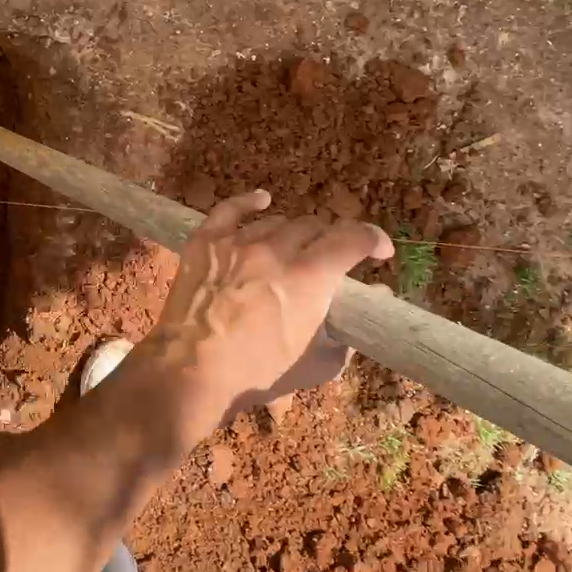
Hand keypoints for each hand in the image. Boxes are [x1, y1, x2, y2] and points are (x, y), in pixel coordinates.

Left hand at [127, 190, 392, 442]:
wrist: (194, 366)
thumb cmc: (259, 372)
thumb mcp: (320, 363)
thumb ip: (350, 331)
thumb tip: (376, 300)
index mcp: (310, 278)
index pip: (350, 239)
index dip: (371, 239)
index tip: (378, 249)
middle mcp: (274, 250)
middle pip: (311, 227)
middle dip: (328, 239)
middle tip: (328, 257)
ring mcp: (236, 241)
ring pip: (274, 222)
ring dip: (291, 232)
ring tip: (293, 246)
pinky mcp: (205, 241)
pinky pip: (229, 210)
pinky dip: (248, 202)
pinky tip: (261, 199)